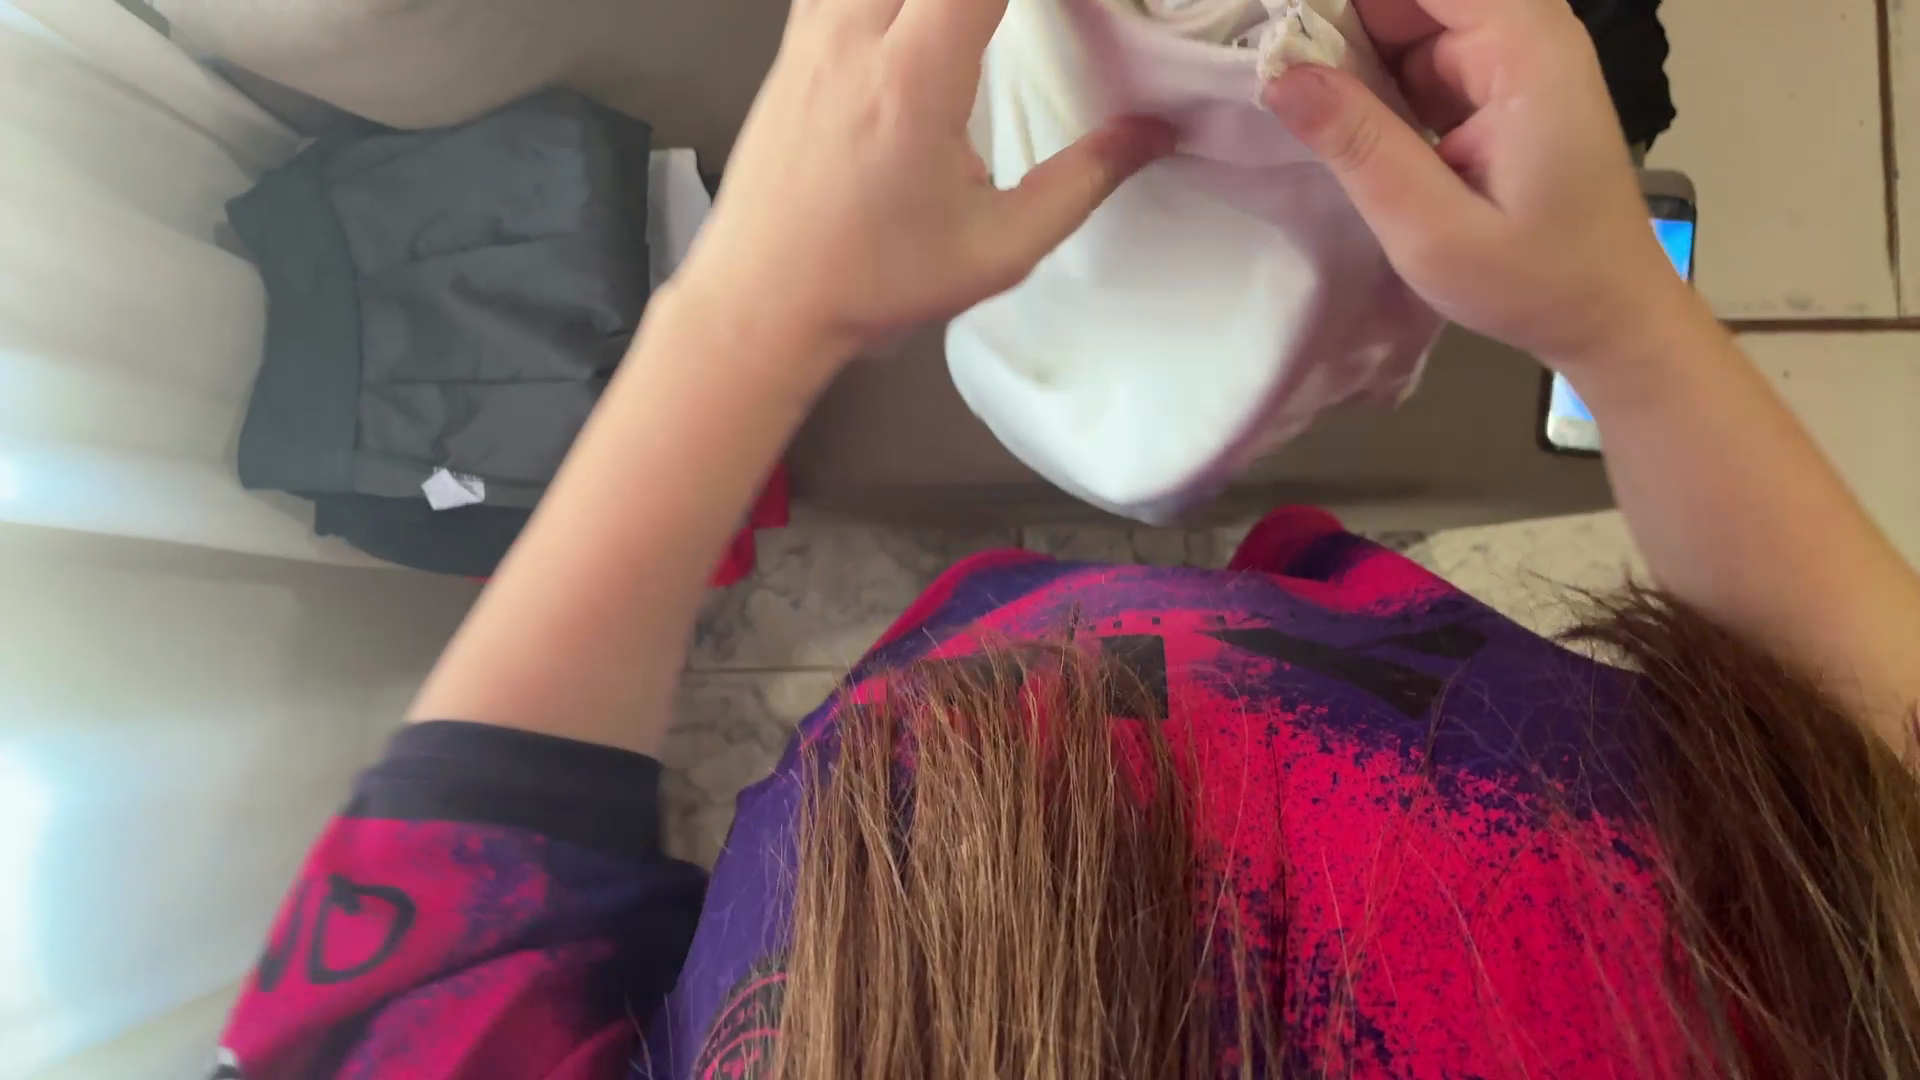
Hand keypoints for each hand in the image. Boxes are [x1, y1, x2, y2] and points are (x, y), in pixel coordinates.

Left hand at [673, 0, 1174, 366]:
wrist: (766, 298)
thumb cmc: (873, 283)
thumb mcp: (995, 250)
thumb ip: (1082, 184)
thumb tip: (1151, 134)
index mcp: (912, 74)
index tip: (1084, 8)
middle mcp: (856, 25)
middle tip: (1047, 20)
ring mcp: (816, 22)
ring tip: (986, 28)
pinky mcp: (797, 35)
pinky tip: (929, 23)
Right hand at [1262, 0, 1692, 371]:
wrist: (1598, 312)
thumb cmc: (1526, 278)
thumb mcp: (1427, 226)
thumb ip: (1359, 146)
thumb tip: (1282, 78)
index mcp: (1522, 50)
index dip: (1348, 1)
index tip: (1281, 31)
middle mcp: (1523, 38)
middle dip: (1341, 25)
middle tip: (1271, 69)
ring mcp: (1510, 67)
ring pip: (1414, 29)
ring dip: (1351, 57)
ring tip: (1291, 95)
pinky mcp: (1495, 97)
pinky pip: (1422, 68)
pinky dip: (1374, 87)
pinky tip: (1334, 118)